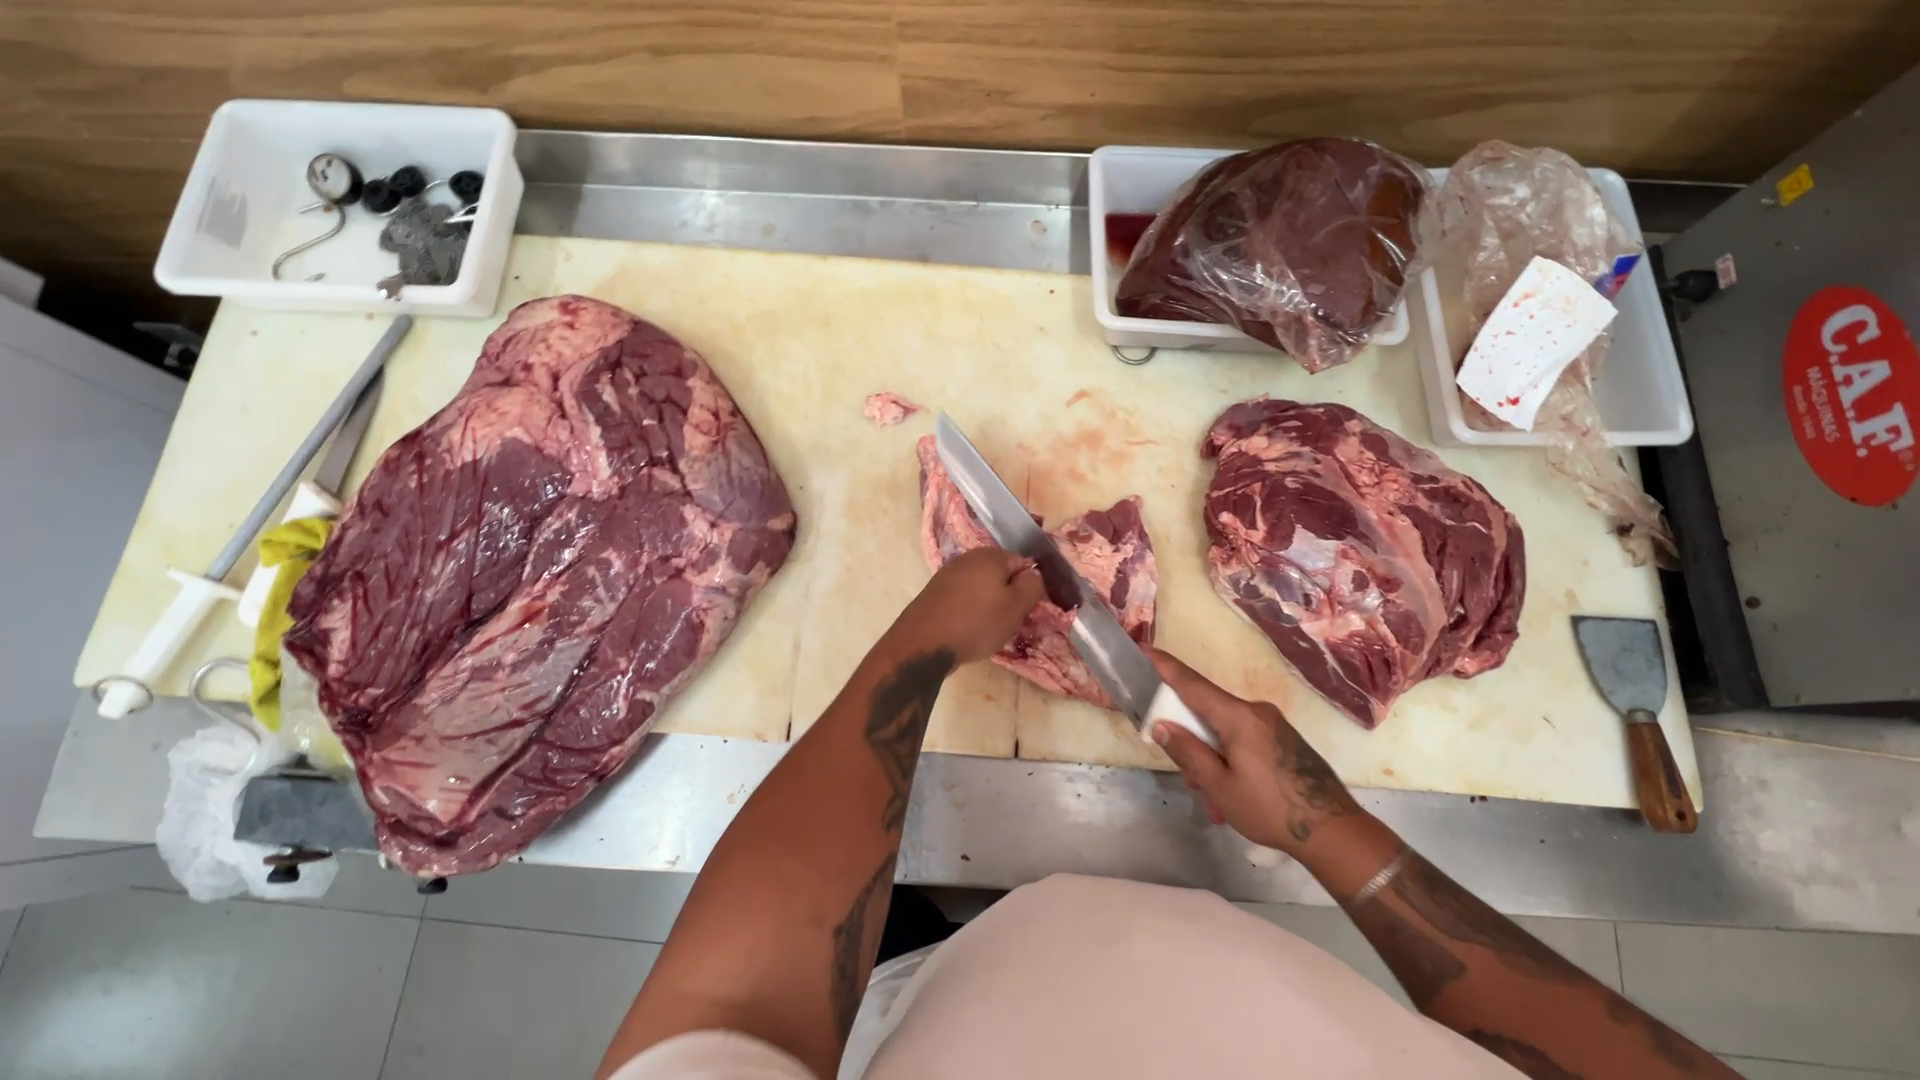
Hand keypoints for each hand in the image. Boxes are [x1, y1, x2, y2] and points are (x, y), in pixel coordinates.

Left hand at [891, 548, 1044, 664]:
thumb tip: (1034, 574)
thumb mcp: (1015, 606)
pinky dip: (970, 612)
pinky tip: (968, 631)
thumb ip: (1032, 586)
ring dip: (989, 606)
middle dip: (1008, 597)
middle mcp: (967, 558)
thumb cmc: (976, 622)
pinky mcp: (934, 594)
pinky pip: (963, 600)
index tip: (1027, 609)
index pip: (1023, 563)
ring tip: (989, 630)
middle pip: (1000, 576)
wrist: (924, 644)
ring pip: (981, 589)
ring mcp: (947, 575)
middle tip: (1010, 622)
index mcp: (990, 555)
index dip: (1029, 586)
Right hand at [1148, 649, 1360, 855]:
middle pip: (1208, 713)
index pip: (1192, 684)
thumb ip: (1188, 752)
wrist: (1334, 831)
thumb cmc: (1270, 809)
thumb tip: (1162, 725)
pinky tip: (1234, 798)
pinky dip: (1231, 763)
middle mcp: (1257, 711)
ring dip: (1213, 761)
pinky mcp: (1283, 740)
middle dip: (1191, 742)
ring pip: (1226, 733)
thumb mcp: (1219, 786)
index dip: (1166, 668)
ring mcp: (1273, 725)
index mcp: (1239, 717)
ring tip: (1217, 802)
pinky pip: (1244, 742)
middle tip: (1190, 780)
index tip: (1143, 651)